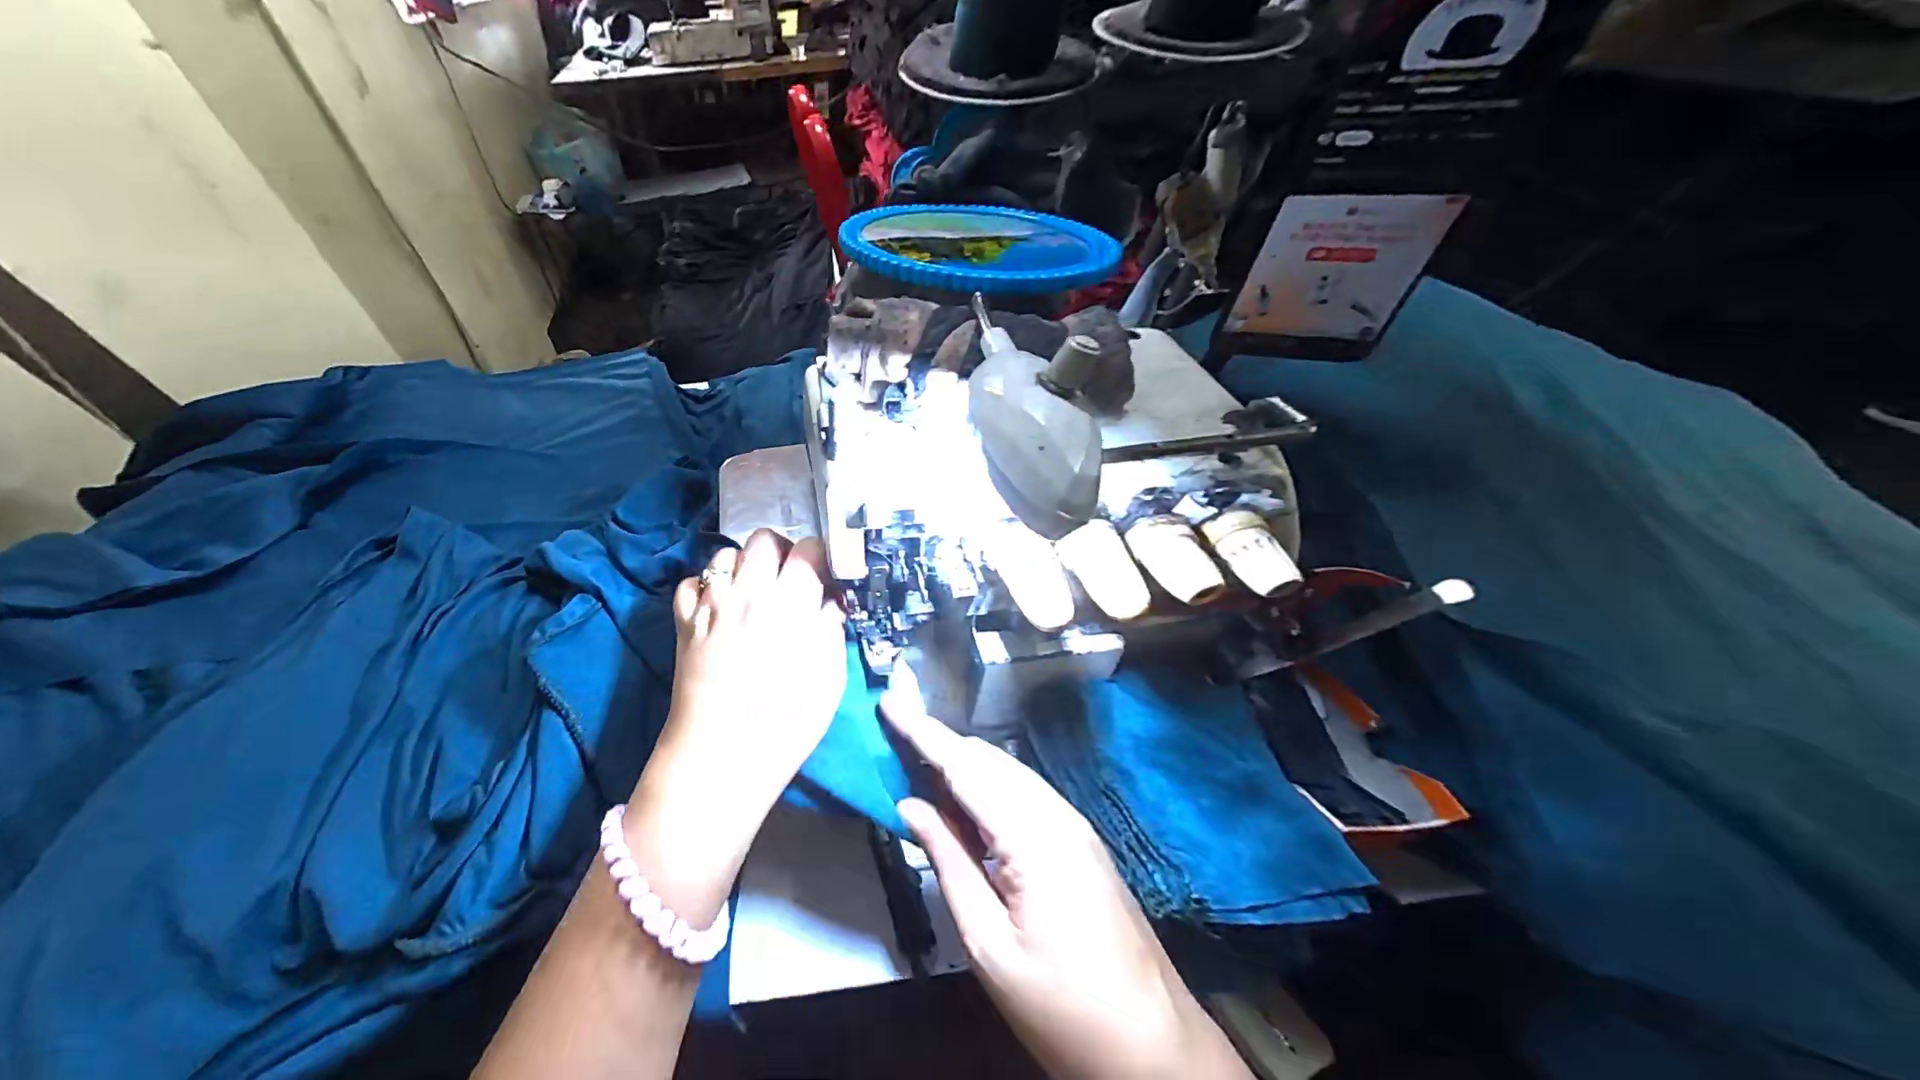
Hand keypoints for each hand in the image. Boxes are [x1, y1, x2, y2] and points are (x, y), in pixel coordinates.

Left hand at [621, 530, 847, 921]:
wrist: (723, 754)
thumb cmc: (788, 721)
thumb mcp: (830, 676)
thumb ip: (832, 629)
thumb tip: (831, 603)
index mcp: (793, 604)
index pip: (809, 549)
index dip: (820, 557)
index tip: (823, 576)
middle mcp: (751, 593)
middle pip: (765, 539)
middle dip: (782, 551)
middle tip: (788, 578)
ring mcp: (713, 605)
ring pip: (726, 555)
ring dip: (743, 567)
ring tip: (751, 593)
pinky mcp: (684, 622)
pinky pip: (691, 583)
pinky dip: (705, 588)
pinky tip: (717, 608)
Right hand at [881, 673, 1251, 1079]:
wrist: (1150, 1041)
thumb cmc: (1061, 1004)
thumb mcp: (988, 944)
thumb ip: (949, 864)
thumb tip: (912, 806)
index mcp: (1034, 836)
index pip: (967, 769)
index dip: (924, 734)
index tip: (890, 704)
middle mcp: (1058, 815)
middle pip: (991, 762)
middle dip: (941, 744)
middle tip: (893, 737)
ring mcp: (1075, 826)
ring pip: (1010, 774)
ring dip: (964, 764)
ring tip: (918, 762)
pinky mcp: (1080, 842)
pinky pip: (1026, 796)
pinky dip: (989, 788)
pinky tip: (966, 801)